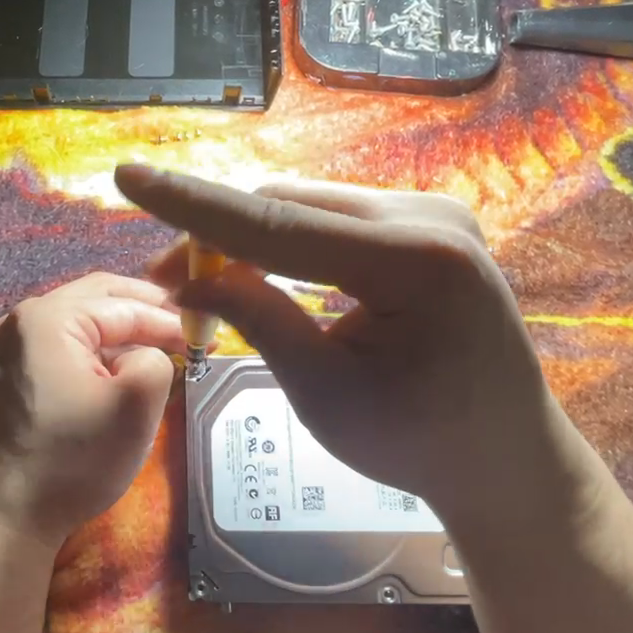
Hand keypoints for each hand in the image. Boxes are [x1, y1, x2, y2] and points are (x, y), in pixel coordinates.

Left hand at [0, 273, 186, 549]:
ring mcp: (8, 346)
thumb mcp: (136, 406)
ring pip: (78, 320)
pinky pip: (61, 343)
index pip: (123, 305)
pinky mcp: (7, 373)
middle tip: (184, 326)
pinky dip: (94, 348)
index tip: (206, 337)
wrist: (7, 518)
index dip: (169, 318)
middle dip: (144, 309)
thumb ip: (158, 358)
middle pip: (96, 297)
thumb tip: (148, 352)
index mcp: (48, 317)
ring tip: (159, 345)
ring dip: (120, 328)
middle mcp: (20, 319)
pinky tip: (118, 366)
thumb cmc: (74, 460)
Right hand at [118, 165, 571, 517]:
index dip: (194, 206)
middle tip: (168, 280)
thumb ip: (258, 321)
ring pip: (310, 207)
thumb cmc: (417, 443)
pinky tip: (263, 270)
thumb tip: (193, 278)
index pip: (277, 224)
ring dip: (253, 238)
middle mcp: (430, 217)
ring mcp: (435, 214)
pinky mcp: (429, 225)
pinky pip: (338, 219)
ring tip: (208, 281)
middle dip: (220, 236)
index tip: (128, 176)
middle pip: (291, 206)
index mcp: (413, 261)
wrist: (504, 456)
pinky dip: (290, 241)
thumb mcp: (323, 393)